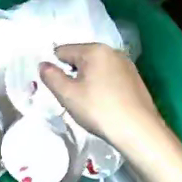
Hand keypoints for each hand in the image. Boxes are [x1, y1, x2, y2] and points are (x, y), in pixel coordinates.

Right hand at [39, 43, 169, 156]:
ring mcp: (126, 65)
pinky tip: (104, 104)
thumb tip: (43, 64)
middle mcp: (112, 51)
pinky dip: (103, 86)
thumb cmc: (99, 110)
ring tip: (88, 102)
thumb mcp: (68, 94)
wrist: (139, 131)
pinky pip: (110, 77)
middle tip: (72, 97)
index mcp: (94, 50)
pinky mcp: (135, 79)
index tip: (57, 88)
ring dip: (88, 80)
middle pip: (81, 58)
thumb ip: (51, 76)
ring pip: (96, 68)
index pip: (62, 51)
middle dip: (72, 74)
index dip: (55, 68)